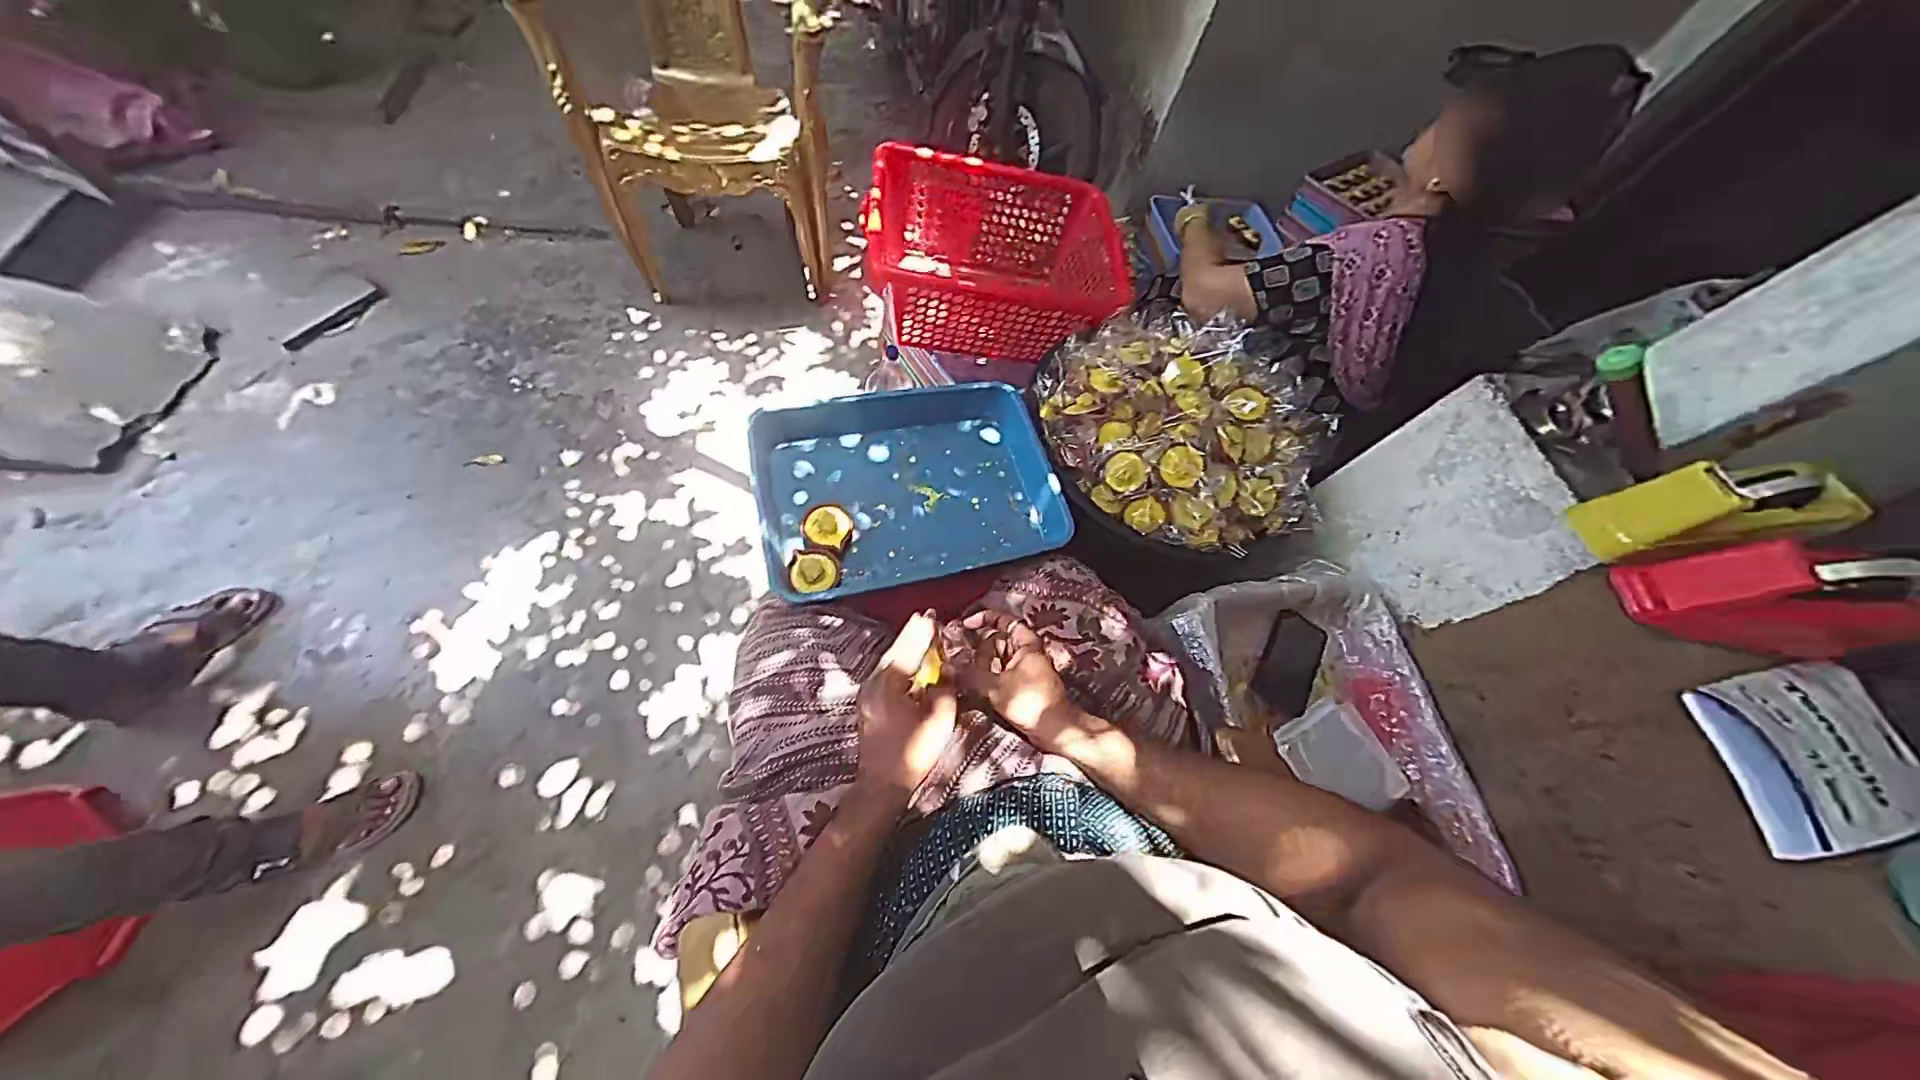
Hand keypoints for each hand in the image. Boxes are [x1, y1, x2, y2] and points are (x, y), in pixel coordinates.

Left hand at [855, 612, 957, 805]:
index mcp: (888, 683)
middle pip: (895, 651)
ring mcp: (868, 693)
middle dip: (912, 635)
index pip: (908, 648)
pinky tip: (910, 661)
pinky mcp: (869, 703)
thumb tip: (946, 670)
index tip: (932, 616)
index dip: (922, 632)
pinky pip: (887, 673)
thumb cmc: (912, 754)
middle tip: (928, 619)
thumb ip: (945, 688)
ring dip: (906, 647)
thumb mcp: (939, 720)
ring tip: (921, 633)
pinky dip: (900, 662)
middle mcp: (873, 683)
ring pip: (889, 661)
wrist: (882, 785)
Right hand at [948, 611, 1081, 751]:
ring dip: (981, 663)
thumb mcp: (996, 686)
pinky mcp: (1021, 684)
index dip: (984, 619)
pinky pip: (1000, 673)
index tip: (965, 625)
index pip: (1003, 621)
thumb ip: (971, 673)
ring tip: (962, 671)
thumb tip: (950, 665)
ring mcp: (1023, 668)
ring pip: (997, 658)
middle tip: (959, 656)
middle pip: (997, 641)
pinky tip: (973, 683)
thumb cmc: (1028, 701)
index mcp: (1025, 643)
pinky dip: (987, 675)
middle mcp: (1025, 652)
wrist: (1054, 728)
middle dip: (978, 647)